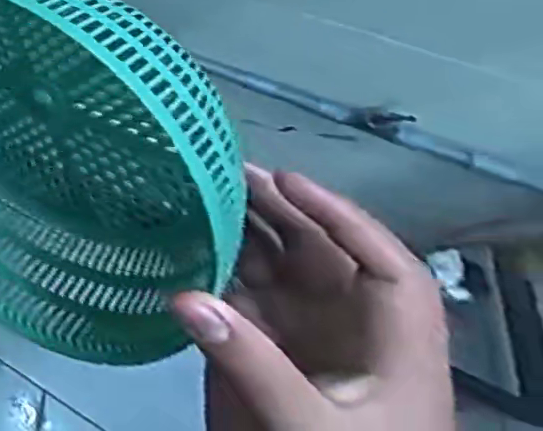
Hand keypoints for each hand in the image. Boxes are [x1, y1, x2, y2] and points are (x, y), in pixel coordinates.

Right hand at [171, 166, 452, 430]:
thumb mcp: (308, 430)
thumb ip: (253, 366)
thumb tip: (186, 297)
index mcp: (392, 354)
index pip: (390, 273)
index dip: (346, 220)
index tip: (288, 181)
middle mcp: (347, 333)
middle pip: (325, 256)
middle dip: (281, 207)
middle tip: (223, 166)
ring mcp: (299, 335)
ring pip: (275, 262)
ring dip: (241, 222)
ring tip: (197, 182)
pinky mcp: (254, 341)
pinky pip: (232, 282)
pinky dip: (207, 251)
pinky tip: (178, 228)